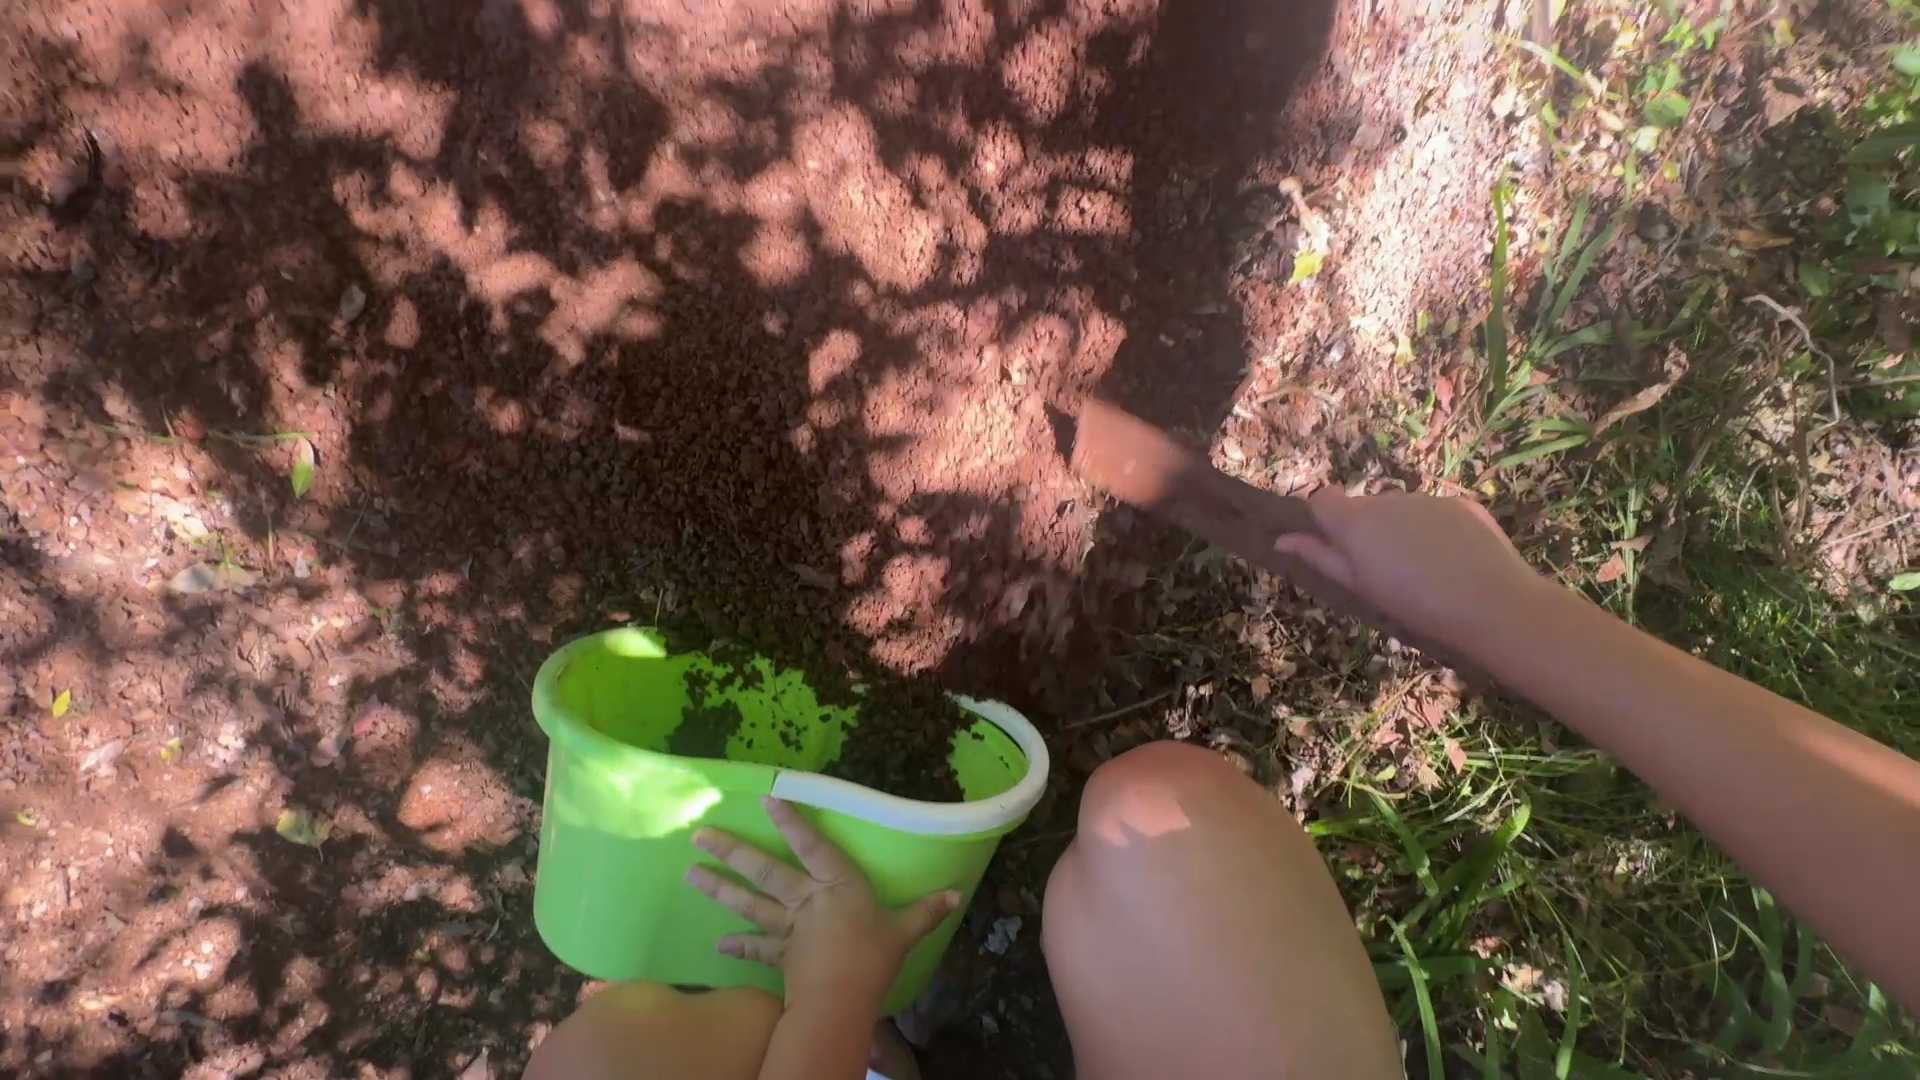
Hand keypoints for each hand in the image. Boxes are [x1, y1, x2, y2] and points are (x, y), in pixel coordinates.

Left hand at [686, 796, 960, 1005]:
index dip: (788, 820)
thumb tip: (958, 894)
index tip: (765, 797)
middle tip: (699, 835)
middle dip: (732, 851)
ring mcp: (788, 927)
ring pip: (749, 903)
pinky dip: (738, 945)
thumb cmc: (872, 958)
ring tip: (690, 873)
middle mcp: (806, 898)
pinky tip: (718, 944)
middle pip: (764, 870)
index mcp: (836, 883)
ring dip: (719, 888)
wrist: (840, 1003)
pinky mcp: (779, 956)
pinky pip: (756, 947)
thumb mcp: (904, 931)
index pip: (809, 844)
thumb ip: (926, 911)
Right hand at [1275, 490, 1546, 650]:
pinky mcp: (1461, 504)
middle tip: (1382, 570)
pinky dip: (1433, 531)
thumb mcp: (1358, 585)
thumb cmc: (1412, 602)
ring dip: (1399, 530)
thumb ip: (1320, 556)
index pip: (1322, 499)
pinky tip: (1450, 561)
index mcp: (1355, 521)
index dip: (1323, 519)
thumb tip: (1281, 540)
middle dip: (1366, 530)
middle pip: (1363, 507)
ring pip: (1399, 510)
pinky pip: (1433, 513)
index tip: (1335, 545)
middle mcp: (1387, 499)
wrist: (1492, 603)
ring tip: (1421, 570)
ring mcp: (1426, 499)